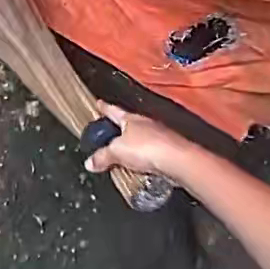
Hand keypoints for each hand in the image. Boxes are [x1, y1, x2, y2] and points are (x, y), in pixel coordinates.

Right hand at [84, 102, 204, 180]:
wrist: (179, 161)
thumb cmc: (148, 148)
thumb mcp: (116, 153)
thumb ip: (102, 157)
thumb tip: (89, 163)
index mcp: (130, 119)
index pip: (113, 110)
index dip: (104, 107)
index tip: (99, 103)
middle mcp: (146, 123)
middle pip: (128, 123)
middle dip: (119, 128)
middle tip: (109, 133)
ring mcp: (160, 135)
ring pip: (142, 137)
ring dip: (134, 144)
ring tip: (124, 154)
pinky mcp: (171, 149)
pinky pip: (153, 151)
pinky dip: (146, 157)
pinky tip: (142, 165)